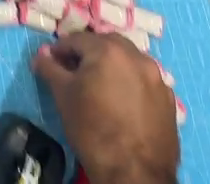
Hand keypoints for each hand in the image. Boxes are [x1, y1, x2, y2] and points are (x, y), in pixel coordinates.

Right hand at [33, 33, 178, 183]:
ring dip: (112, 66)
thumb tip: (41, 56)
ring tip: (100, 87)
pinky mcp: (168, 101)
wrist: (134, 173)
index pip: (76, 39)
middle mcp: (137, 57)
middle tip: (76, 71)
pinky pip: (144, 81)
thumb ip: (49, 68)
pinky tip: (122, 103)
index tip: (52, 64)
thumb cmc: (92, 128)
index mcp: (108, 50)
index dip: (60, 50)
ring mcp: (157, 79)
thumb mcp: (62, 94)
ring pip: (129, 61)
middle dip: (89, 53)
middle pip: (106, 44)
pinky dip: (131, 84)